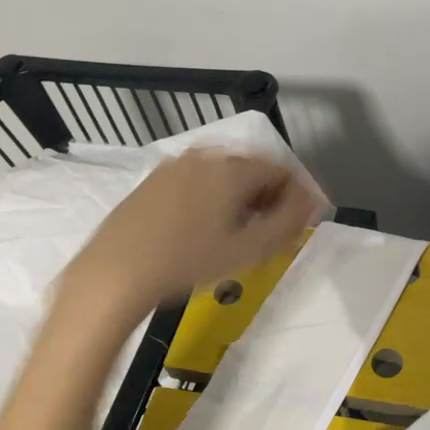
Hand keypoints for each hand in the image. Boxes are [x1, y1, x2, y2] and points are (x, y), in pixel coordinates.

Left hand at [66, 150, 324, 309]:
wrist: (115, 272)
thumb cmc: (188, 261)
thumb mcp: (249, 249)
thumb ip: (289, 222)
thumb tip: (313, 202)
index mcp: (233, 168)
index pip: (282, 171)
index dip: (298, 196)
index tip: (300, 224)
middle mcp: (206, 157)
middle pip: (252, 170)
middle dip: (268, 197)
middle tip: (271, 234)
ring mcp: (175, 166)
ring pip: (223, 176)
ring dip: (240, 199)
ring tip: (238, 235)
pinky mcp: (153, 181)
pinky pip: (196, 182)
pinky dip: (211, 198)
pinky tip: (203, 230)